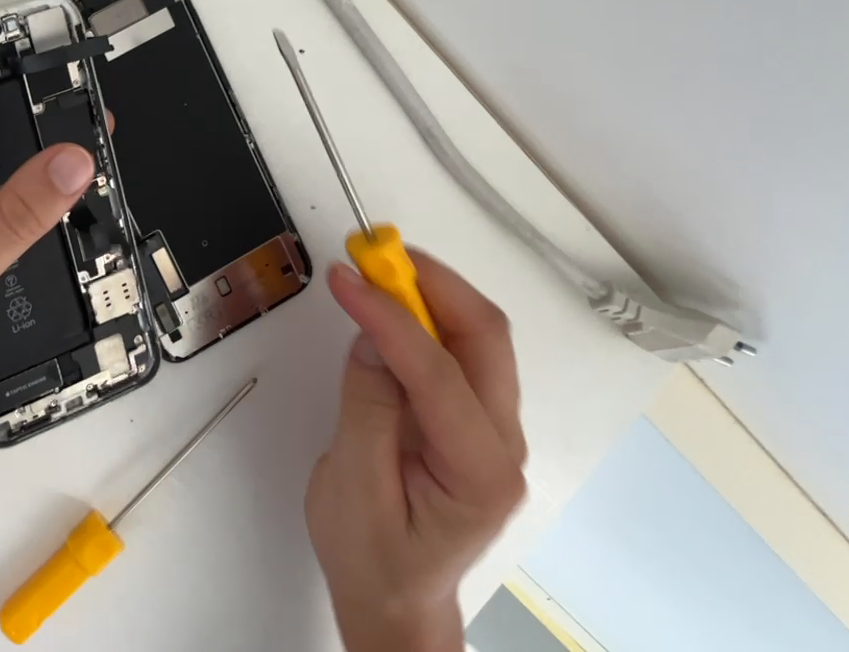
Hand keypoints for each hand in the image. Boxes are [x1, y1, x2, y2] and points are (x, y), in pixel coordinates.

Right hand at [305, 251, 527, 651]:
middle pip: (482, 337)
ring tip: (374, 267)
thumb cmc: (373, 556)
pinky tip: (387, 303)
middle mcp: (500, 442)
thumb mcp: (354, 488)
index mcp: (479, 471)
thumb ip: (368, 411)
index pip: (437, 371)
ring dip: (427, 291)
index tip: (347, 279)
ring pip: (475, 336)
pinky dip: (422, 314)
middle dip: (429, 282)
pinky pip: (455, 350)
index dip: (389, 316)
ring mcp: (490, 427)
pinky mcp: (468, 416)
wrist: (394, 596)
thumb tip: (370, 342)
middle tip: (372, 252)